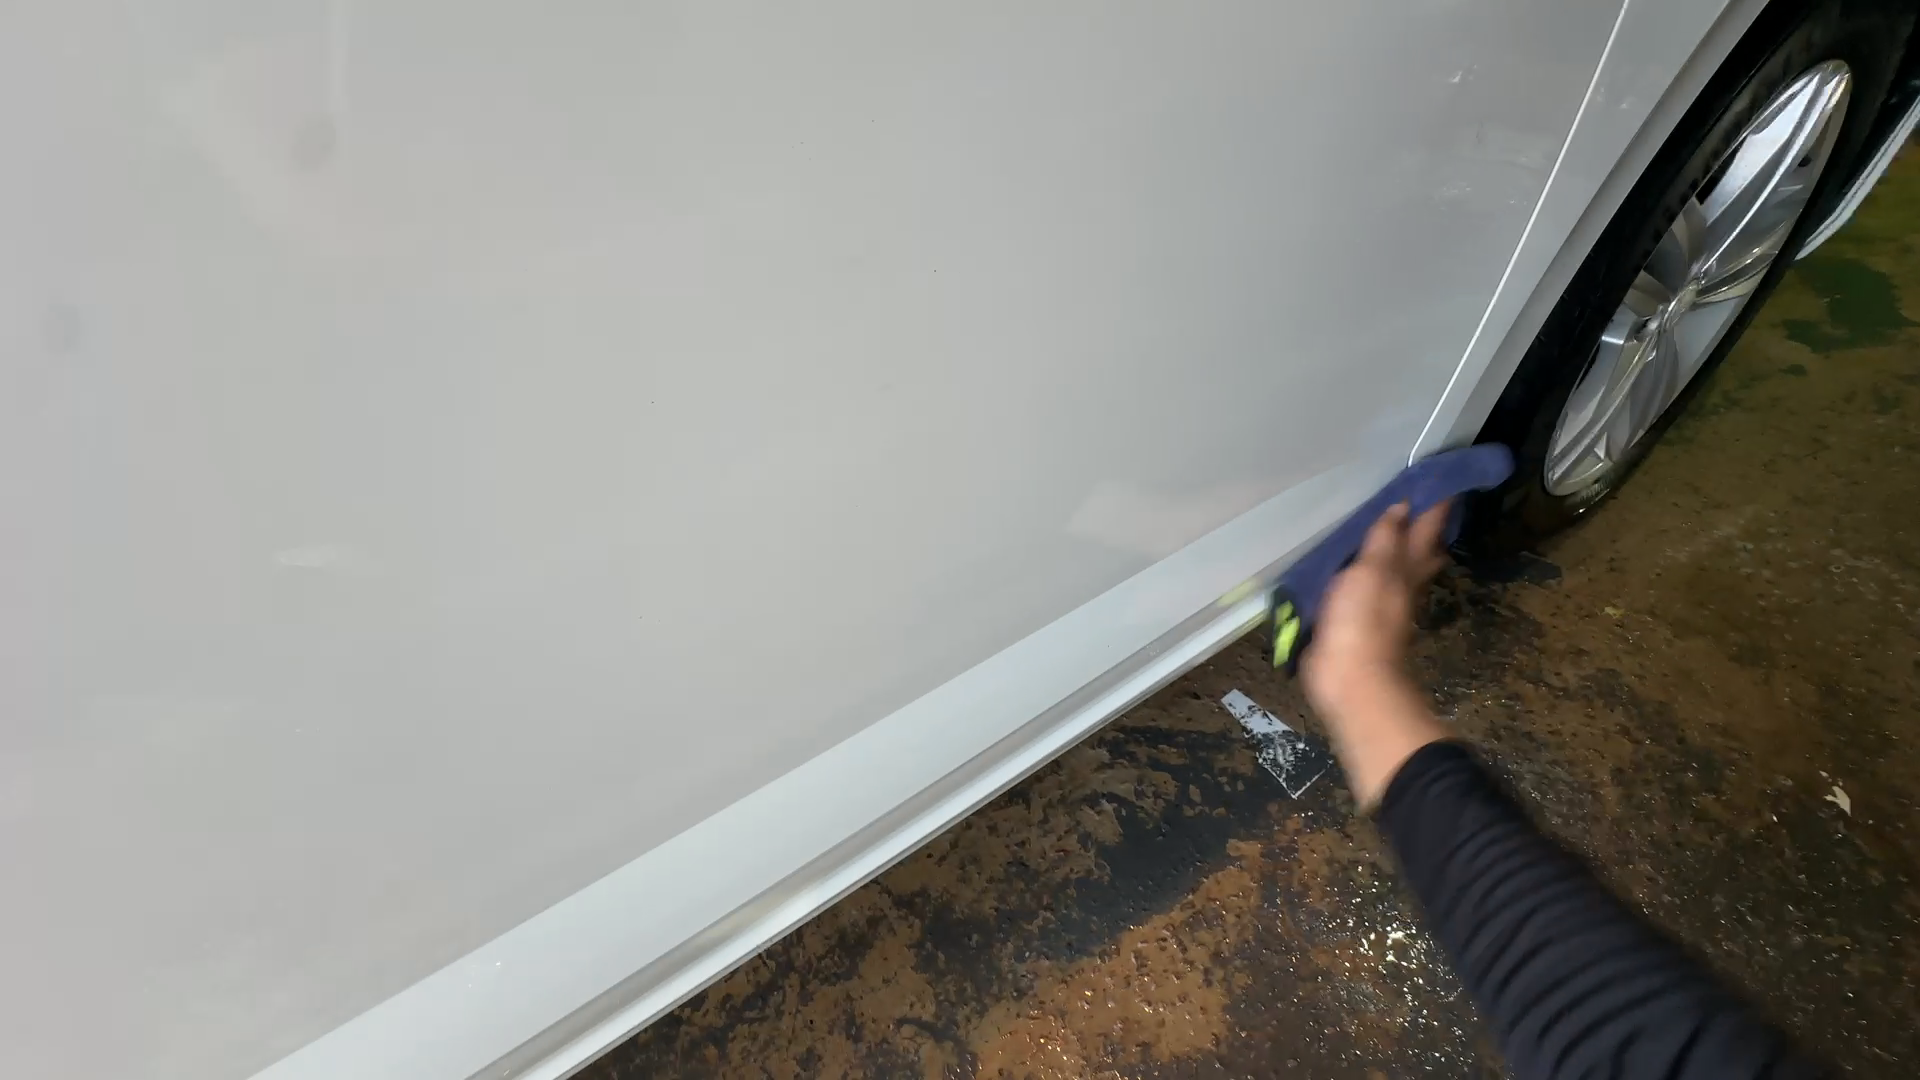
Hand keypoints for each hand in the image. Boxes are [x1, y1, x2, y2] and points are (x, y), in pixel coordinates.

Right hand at [1301, 499, 1453, 808]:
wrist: (1349, 679)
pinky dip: (1366, 570)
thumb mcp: (1371, 572)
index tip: (1444, 478)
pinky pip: (1365, 585)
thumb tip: (1403, 506)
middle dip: (1424, 526)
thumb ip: (1384, 540)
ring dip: (1396, 547)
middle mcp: (1400, 583)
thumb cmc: (1361, 622)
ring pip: (1395, 567)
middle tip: (1424, 499)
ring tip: (1390, 526)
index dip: (1436, 504)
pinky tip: (1355, 567)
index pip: (1426, 528)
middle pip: (1419, 549)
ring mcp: (1379, 604)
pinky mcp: (1355, 620)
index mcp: (1405, 568)